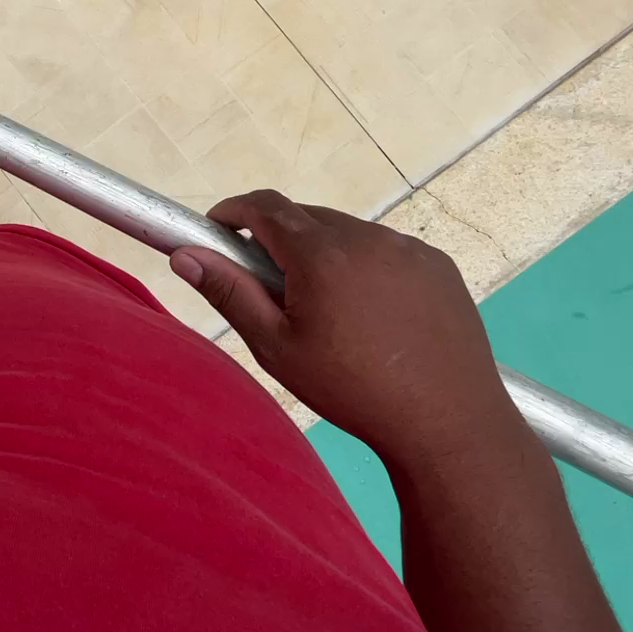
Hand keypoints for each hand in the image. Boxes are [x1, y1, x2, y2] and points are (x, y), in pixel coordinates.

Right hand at [169, 190, 525, 463]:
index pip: (264, 206)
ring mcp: (408, 248)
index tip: (216, 231)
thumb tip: (183, 255)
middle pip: (303, 216)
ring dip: (317, 248)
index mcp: (321, 255)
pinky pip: (382, 246)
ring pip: (343, 230)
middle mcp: (367, 237)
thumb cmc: (349, 388)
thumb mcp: (274, 345)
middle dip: (274, 236)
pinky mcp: (438, 265)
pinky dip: (358, 261)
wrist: (449, 425)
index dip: (233, 211)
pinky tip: (364, 307)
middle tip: (265, 283)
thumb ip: (228, 292)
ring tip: (318, 301)